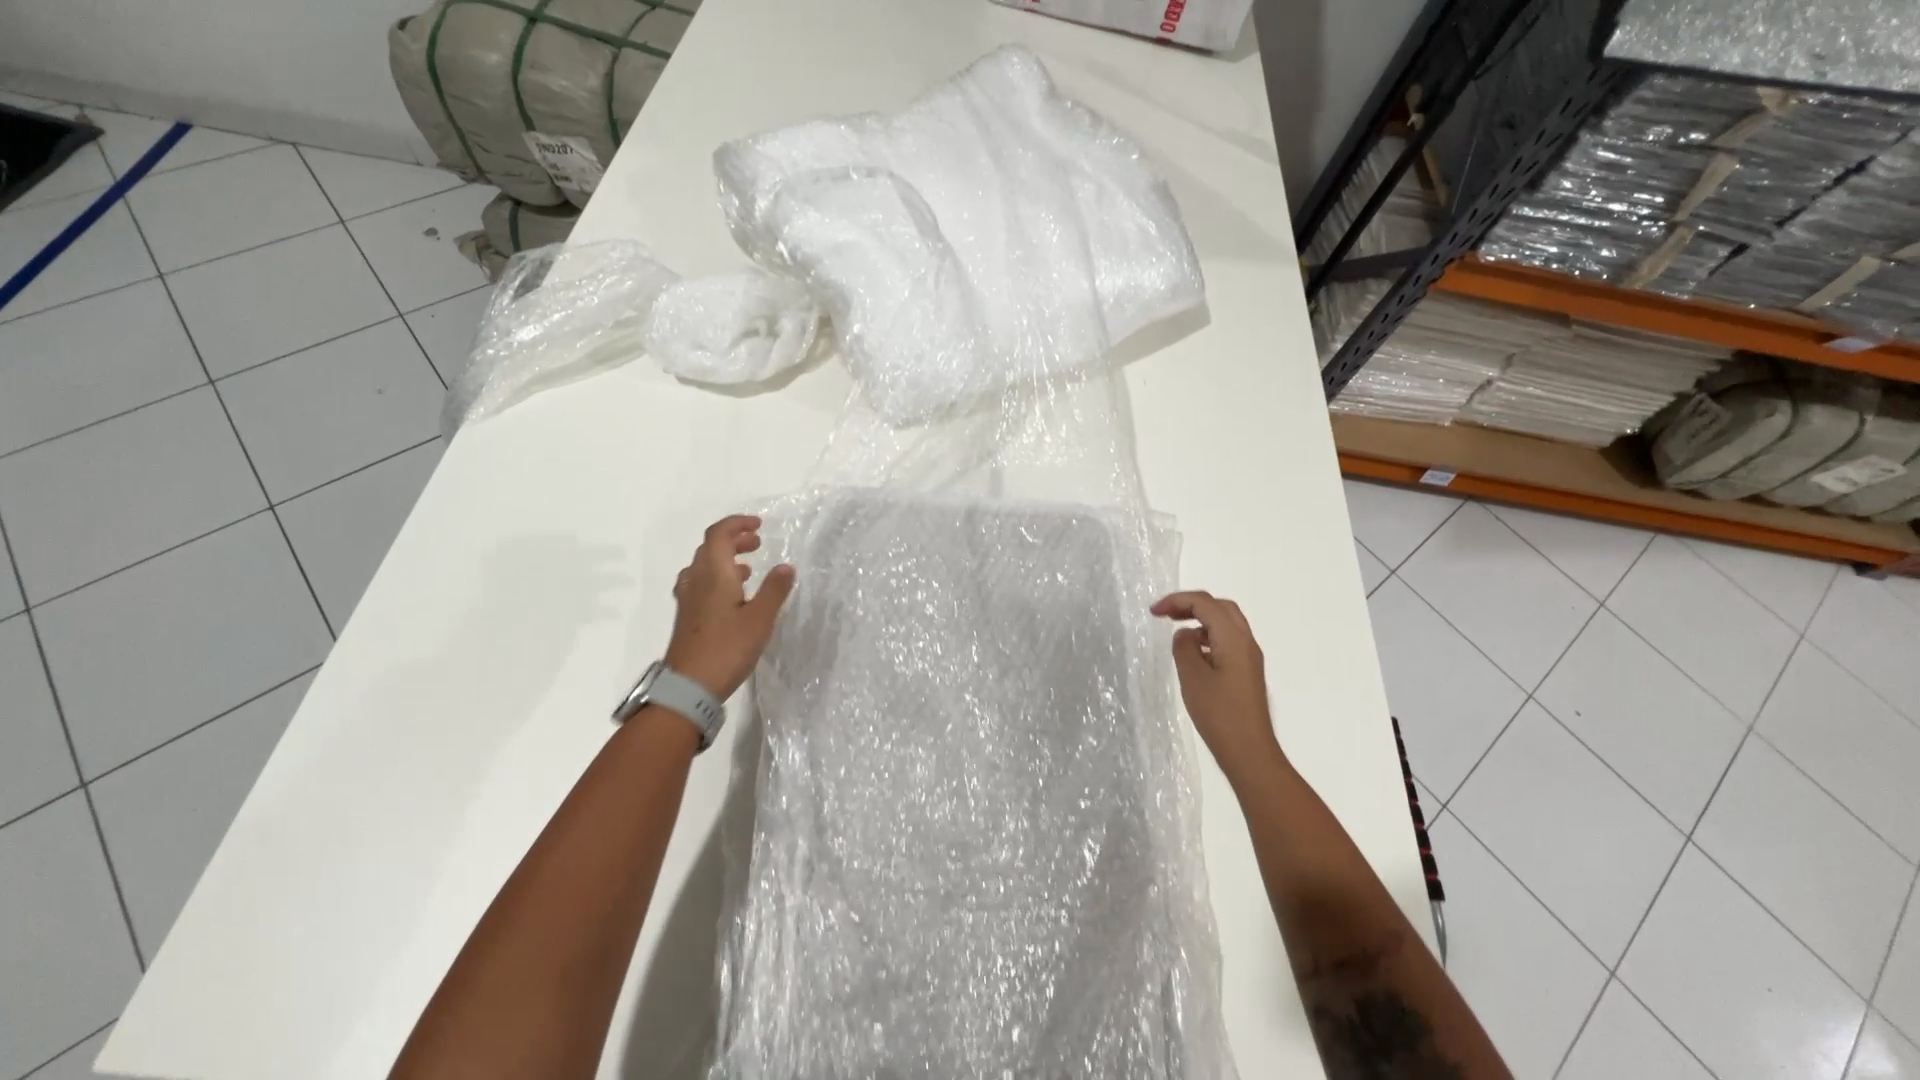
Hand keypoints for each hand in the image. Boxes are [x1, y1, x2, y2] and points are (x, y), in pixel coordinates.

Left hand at [664, 515, 795, 699]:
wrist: (689, 686)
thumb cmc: (727, 648)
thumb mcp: (760, 619)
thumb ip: (774, 590)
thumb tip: (786, 566)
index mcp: (714, 574)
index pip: (719, 534)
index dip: (737, 524)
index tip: (759, 525)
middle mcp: (696, 580)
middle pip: (710, 547)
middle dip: (734, 540)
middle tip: (758, 544)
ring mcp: (688, 598)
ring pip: (704, 566)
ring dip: (725, 559)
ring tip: (748, 569)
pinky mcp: (687, 616)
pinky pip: (700, 583)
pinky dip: (717, 577)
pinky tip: (731, 596)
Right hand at [1151, 591, 1283, 781]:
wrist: (1250, 751)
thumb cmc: (1219, 714)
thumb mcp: (1192, 677)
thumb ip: (1184, 648)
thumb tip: (1185, 635)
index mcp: (1234, 638)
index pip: (1205, 603)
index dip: (1177, 601)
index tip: (1153, 613)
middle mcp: (1246, 642)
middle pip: (1220, 607)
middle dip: (1191, 604)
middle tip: (1165, 614)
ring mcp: (1250, 658)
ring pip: (1226, 623)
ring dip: (1201, 619)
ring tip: (1176, 631)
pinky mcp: (1247, 672)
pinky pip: (1228, 641)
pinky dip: (1209, 636)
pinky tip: (1194, 654)